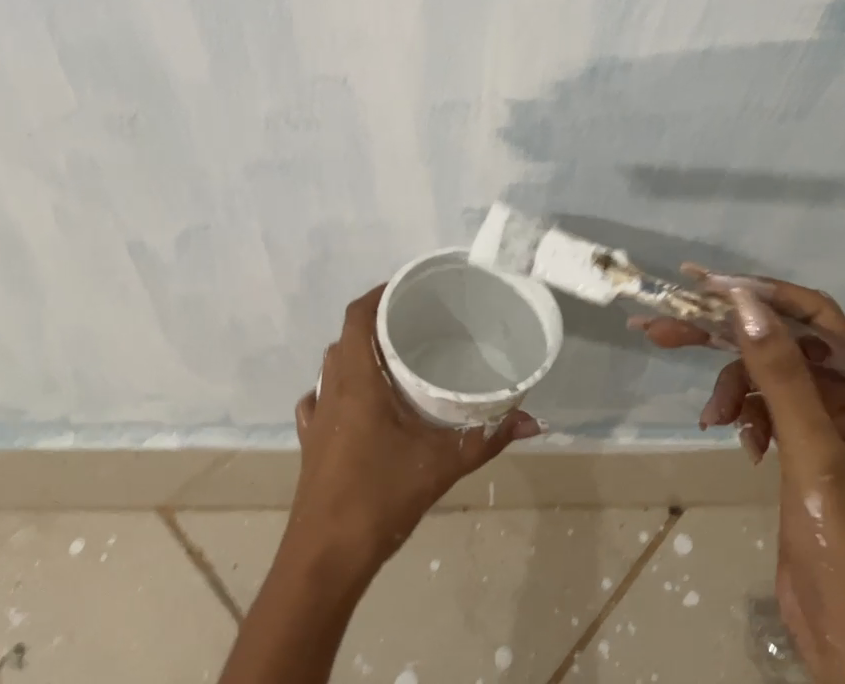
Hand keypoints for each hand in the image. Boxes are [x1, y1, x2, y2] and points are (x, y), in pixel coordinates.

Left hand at [285, 284, 540, 580]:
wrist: (326, 556)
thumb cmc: (381, 498)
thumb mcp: (443, 465)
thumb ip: (488, 437)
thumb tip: (534, 421)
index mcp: (357, 380)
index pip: (358, 315)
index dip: (380, 293)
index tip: (411, 288)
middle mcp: (331, 389)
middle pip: (347, 337)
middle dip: (378, 322)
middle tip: (418, 323)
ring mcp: (317, 416)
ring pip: (333, 366)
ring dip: (359, 354)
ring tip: (396, 358)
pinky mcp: (311, 441)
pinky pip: (322, 398)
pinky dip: (341, 388)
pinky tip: (362, 403)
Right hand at [634, 273, 844, 683]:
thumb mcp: (813, 455)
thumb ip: (780, 377)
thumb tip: (746, 303)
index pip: (815, 317)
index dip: (764, 294)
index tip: (706, 286)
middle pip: (780, 344)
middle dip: (726, 334)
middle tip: (662, 326)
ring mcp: (822, 429)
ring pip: (765, 379)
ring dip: (731, 386)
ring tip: (710, 416)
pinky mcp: (799, 454)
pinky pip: (762, 412)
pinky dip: (742, 416)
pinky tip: (735, 442)